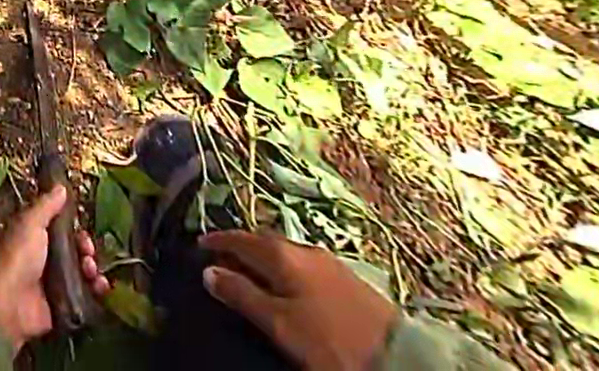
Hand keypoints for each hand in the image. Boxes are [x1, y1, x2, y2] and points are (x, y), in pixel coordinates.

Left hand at [0, 185, 110, 350]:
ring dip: (92, 267)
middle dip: (86, 248)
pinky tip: (100, 286)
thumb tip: (61, 187)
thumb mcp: (31, 223)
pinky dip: (96, 290)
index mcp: (36, 236)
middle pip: (75, 250)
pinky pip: (85, 295)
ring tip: (91, 270)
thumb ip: (46, 206)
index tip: (83, 230)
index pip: (62, 229)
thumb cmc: (19, 257)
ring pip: (82, 271)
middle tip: (89, 252)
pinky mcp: (63, 304)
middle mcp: (46, 258)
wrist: (10, 304)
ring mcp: (54, 283)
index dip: (75, 229)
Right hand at [200, 231, 396, 370]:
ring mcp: (326, 261)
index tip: (198, 245)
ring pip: (283, 251)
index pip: (240, 239)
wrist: (399, 358)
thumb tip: (208, 271)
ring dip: (262, 257)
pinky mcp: (344, 277)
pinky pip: (300, 262)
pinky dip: (283, 267)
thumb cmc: (329, 342)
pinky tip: (285, 283)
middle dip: (239, 247)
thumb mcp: (280, 324)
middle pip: (262, 241)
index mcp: (282, 254)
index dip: (217, 241)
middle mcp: (302, 248)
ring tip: (248, 270)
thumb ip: (243, 295)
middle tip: (220, 258)